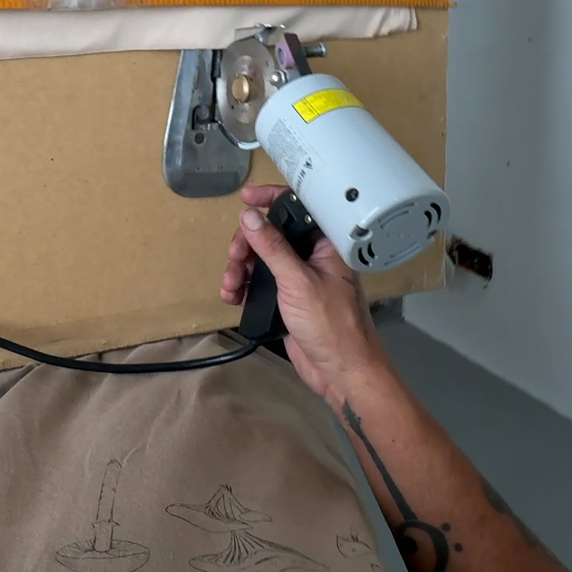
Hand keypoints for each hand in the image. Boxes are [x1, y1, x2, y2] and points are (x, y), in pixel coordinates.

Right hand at [220, 184, 392, 405]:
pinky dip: (242, 286)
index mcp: (324, 244)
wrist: (342, 374)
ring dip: (240, 268)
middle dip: (247, 244)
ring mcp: (297, 278)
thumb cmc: (330, 324)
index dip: (270, 199)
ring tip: (230, 285)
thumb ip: (272, 247)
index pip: (297, 207)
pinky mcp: (286, 299)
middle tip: (235, 257)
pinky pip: (258, 282)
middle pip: (270, 234)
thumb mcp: (297, 281)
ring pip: (260, 259)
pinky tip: (231, 296)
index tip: (245, 197)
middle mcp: (311, 256)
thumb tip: (249, 214)